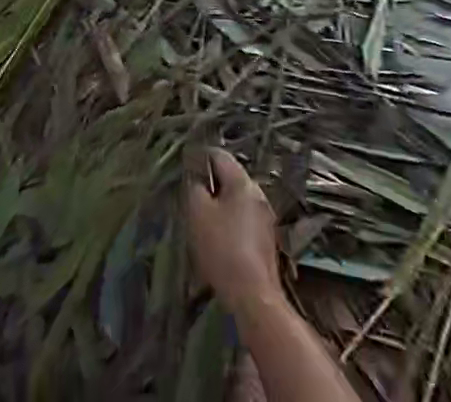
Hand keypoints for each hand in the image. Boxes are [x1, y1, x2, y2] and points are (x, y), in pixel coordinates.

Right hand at [184, 148, 283, 312]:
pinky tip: (217, 237)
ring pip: (236, 199)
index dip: (199, 158)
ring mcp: (265, 218)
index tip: (184, 170)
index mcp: (243, 183)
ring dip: (218, 203)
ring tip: (200, 218)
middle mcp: (259, 195)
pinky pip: (243, 218)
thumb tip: (196, 176)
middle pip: (230, 177)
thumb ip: (194, 186)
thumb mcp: (197, 211)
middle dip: (209, 183)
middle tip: (189, 196)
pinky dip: (229, 220)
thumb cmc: (222, 247)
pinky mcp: (266, 239)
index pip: (219, 155)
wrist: (253, 295)